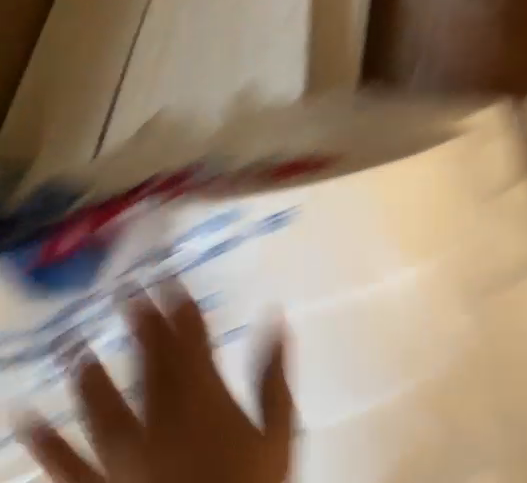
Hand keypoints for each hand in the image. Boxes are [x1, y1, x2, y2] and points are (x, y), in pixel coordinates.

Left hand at [21, 284, 294, 482]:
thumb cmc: (252, 481)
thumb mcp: (279, 429)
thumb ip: (272, 377)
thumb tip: (276, 320)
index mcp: (205, 403)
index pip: (191, 346)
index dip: (180, 312)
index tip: (170, 281)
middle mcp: (157, 421)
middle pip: (148, 367)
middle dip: (139, 329)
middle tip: (126, 292)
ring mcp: (119, 456)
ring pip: (100, 407)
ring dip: (89, 374)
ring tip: (77, 343)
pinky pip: (63, 463)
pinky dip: (44, 441)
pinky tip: (29, 419)